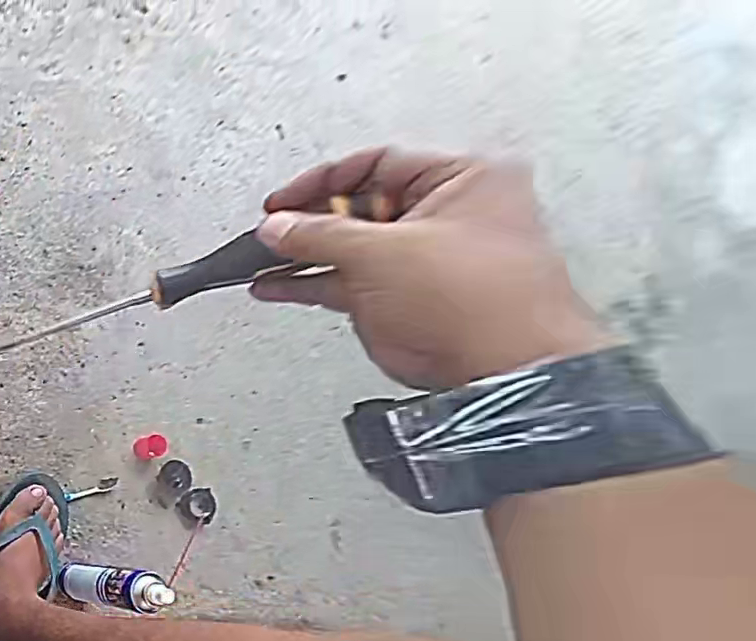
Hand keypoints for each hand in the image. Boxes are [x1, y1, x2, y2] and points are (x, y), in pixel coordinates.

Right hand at [250, 148, 618, 388]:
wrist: (491, 362)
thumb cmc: (475, 298)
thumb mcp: (383, 251)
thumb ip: (321, 235)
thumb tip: (279, 225)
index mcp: (461, 179)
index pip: (377, 163)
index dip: (322, 181)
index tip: (282, 203)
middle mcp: (440, 214)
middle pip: (356, 206)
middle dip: (308, 221)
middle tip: (272, 232)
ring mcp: (413, 257)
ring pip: (343, 247)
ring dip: (299, 255)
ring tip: (263, 258)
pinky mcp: (391, 295)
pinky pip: (337, 281)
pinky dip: (304, 283)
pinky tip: (274, 285)